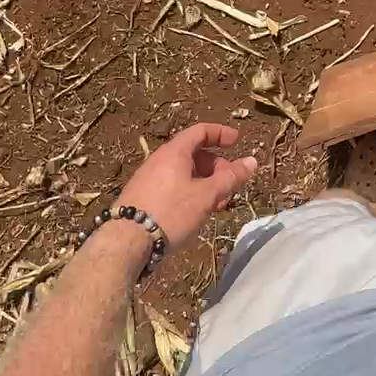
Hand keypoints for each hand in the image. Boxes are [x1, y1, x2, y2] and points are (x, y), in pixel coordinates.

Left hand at [115, 124, 258, 242]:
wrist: (123, 244)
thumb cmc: (170, 212)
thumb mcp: (207, 195)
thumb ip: (231, 177)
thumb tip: (252, 161)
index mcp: (174, 152)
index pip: (201, 131)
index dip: (221, 133)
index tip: (237, 141)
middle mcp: (158, 160)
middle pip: (193, 153)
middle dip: (216, 166)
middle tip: (230, 183)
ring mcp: (147, 180)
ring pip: (182, 173)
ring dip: (204, 183)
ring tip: (216, 204)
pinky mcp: (140, 199)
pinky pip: (171, 186)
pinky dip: (188, 192)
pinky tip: (194, 213)